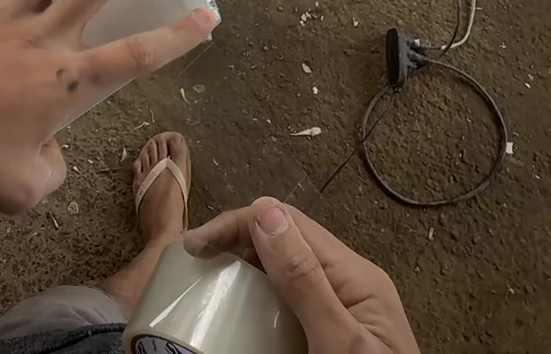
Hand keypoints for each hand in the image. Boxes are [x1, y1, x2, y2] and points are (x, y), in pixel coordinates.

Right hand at [184, 197, 418, 353]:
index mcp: (355, 274)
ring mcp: (345, 305)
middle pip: (285, 236)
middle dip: (237, 237)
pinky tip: (245, 303)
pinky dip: (262, 287)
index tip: (194, 248)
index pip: (286, 222)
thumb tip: (264, 211)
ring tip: (213, 275)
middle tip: (196, 259)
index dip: (237, 224)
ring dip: (246, 259)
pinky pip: (294, 292)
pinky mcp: (336, 329)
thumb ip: (305, 280)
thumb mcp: (338, 344)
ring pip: (286, 262)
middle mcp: (351, 280)